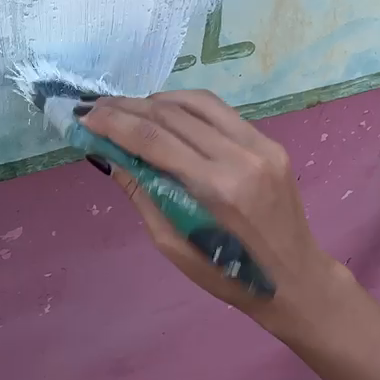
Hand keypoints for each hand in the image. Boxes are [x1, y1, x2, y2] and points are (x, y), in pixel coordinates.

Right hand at [81, 90, 354, 330]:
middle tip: (94, 107)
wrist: (295, 279)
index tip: (84, 117)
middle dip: (126, 108)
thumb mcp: (173, 244)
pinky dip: (185, 106)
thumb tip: (108, 154)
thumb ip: (142, 192)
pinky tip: (164, 112)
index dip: (114, 124)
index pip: (154, 141)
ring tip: (125, 108)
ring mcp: (260, 145)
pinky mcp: (269, 142)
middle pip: (171, 115)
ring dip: (154, 100)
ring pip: (196, 102)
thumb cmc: (228, 275)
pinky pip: (219, 111)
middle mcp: (240, 157)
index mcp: (216, 190)